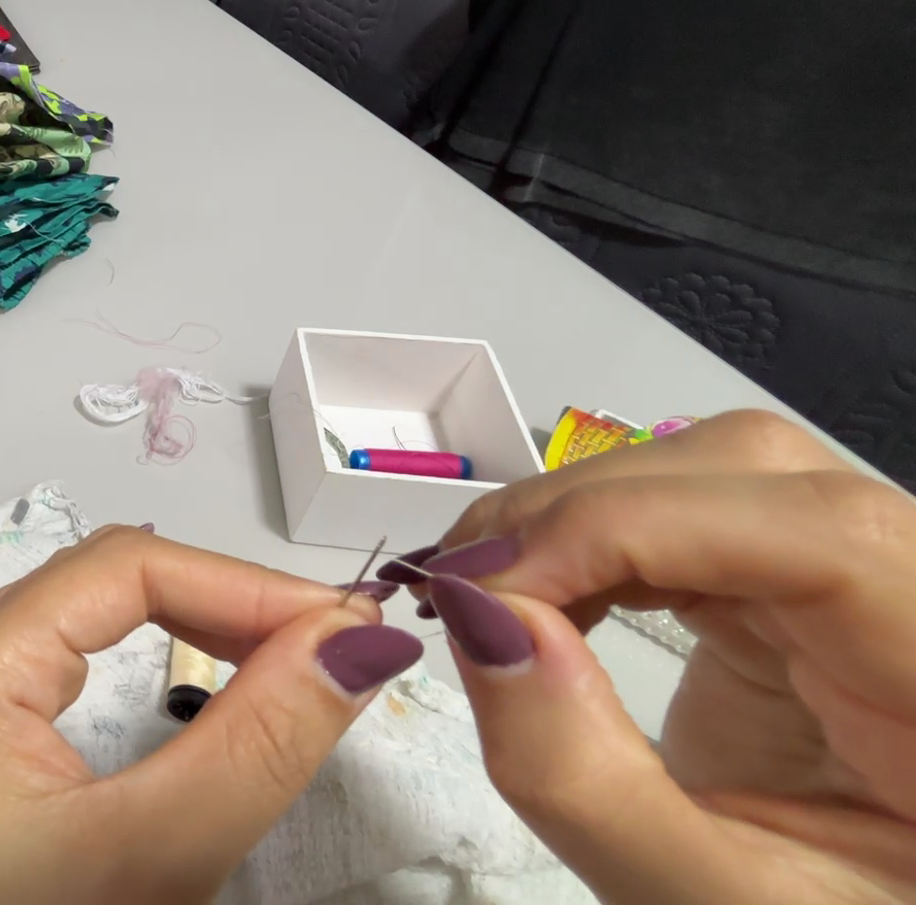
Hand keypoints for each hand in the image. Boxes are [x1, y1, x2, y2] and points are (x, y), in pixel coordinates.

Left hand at [0, 527, 424, 904]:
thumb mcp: (149, 855)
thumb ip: (255, 745)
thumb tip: (356, 647)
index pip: (125, 568)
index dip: (243, 582)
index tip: (350, 624)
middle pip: (111, 577)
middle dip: (228, 596)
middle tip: (333, 641)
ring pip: (102, 609)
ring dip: (202, 617)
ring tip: (294, 652)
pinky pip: (88, 651)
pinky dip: (164, 647)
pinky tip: (213, 666)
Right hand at [396, 411, 915, 902]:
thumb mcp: (701, 900)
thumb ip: (581, 777)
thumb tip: (477, 615)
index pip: (817, 532)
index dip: (622, 529)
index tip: (484, 593)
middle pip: (745, 471)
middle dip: (572, 512)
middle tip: (462, 588)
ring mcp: (871, 587)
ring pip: (697, 471)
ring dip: (562, 516)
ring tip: (486, 590)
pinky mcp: (795, 590)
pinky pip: (672, 513)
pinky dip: (577, 539)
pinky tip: (538, 594)